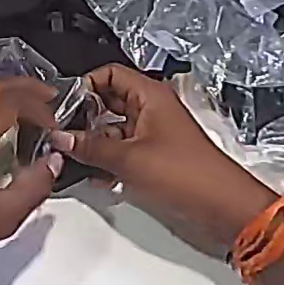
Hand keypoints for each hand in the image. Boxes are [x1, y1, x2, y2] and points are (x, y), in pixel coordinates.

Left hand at [0, 78, 63, 271]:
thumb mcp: (2, 216)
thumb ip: (34, 187)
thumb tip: (52, 164)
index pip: (10, 102)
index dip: (38, 107)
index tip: (53, 124)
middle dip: (26, 88)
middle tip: (49, 99)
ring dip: (8, 93)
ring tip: (32, 107)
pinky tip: (5, 123)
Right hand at [51, 65, 276, 257]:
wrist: (224, 210)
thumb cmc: (187, 174)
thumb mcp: (129, 158)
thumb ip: (89, 146)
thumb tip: (59, 137)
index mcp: (150, 96)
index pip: (108, 74)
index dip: (85, 86)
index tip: (64, 106)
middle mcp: (150, 109)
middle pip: (106, 101)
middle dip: (83, 115)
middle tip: (60, 131)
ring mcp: (150, 133)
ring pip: (110, 127)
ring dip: (91, 141)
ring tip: (70, 156)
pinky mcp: (151, 156)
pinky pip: (119, 149)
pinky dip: (104, 158)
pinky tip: (91, 175)